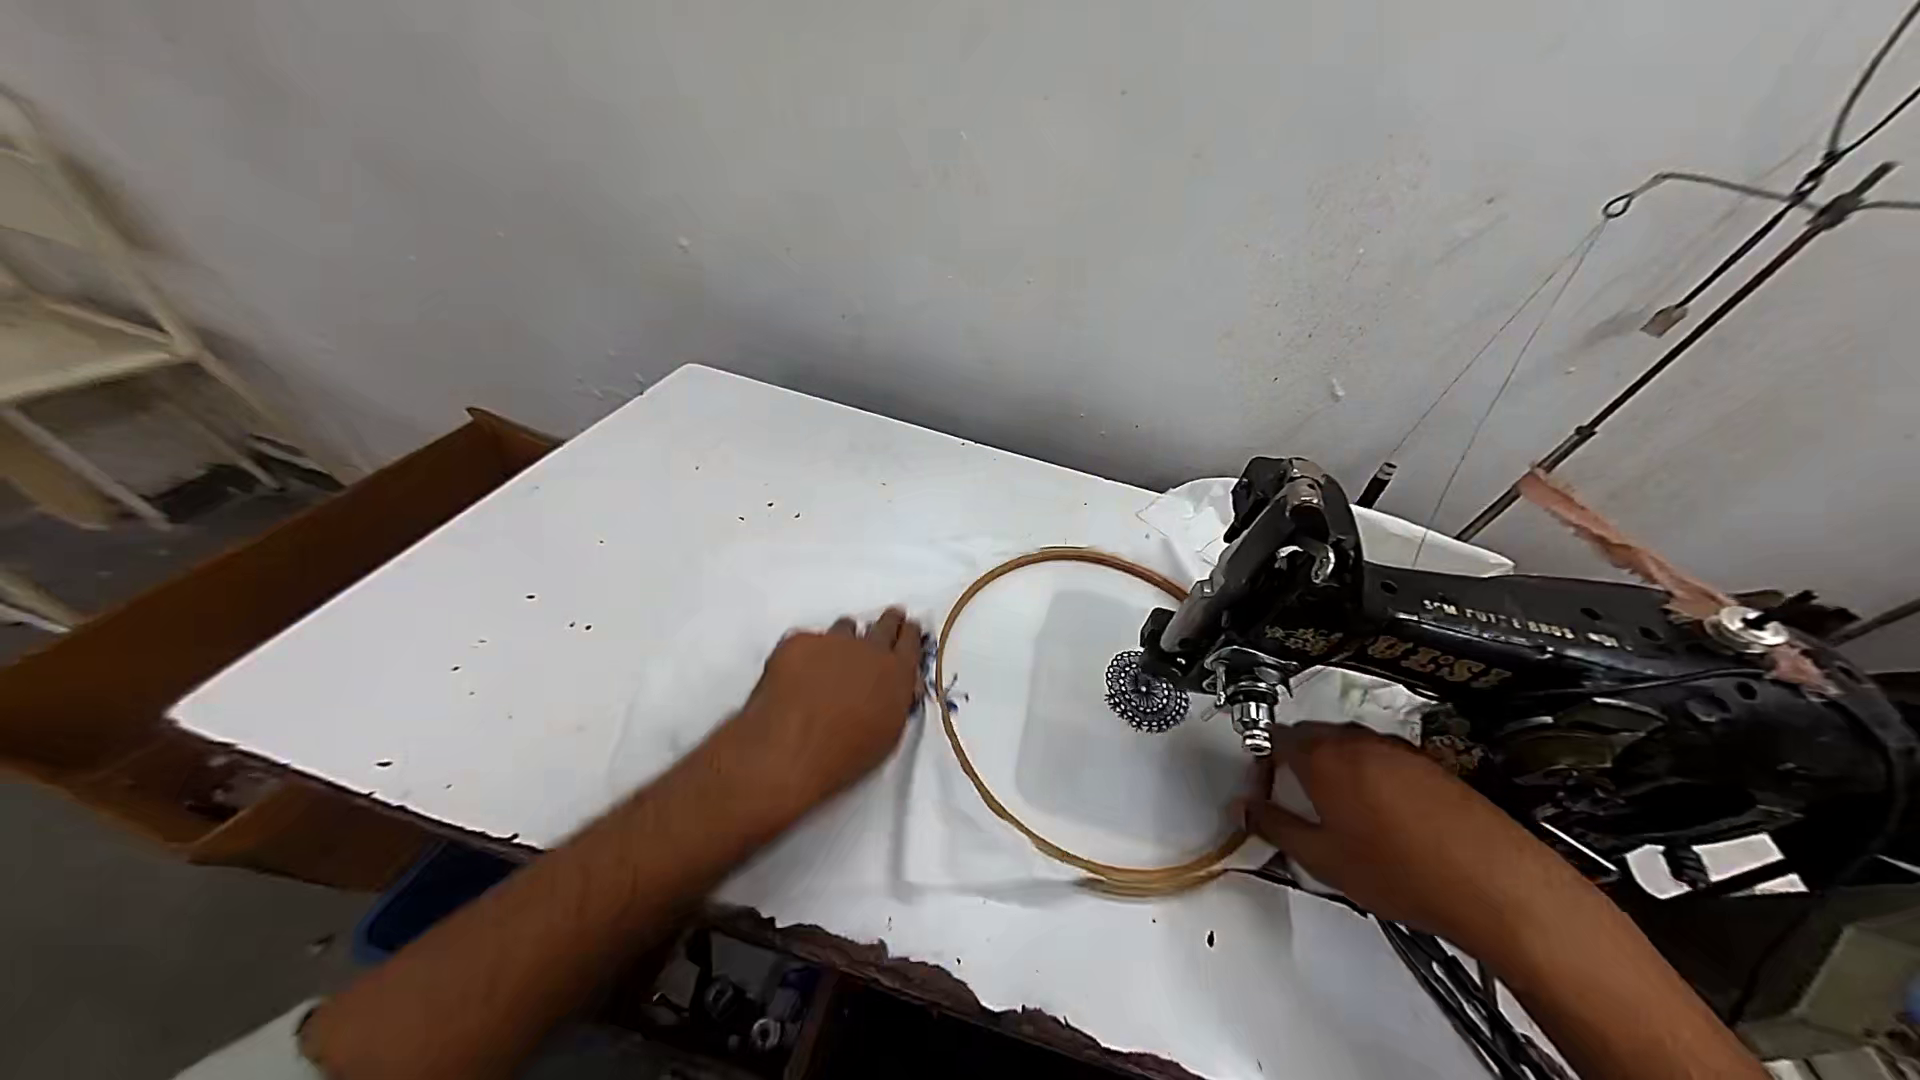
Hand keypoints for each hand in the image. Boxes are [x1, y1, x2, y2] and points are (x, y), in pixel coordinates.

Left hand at [714, 607, 923, 814]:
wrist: (792, 750)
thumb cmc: (846, 754)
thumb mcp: (888, 731)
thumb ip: (896, 698)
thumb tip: (898, 685)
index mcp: (896, 672)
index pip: (910, 641)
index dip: (909, 633)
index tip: (908, 628)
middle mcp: (869, 648)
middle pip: (883, 624)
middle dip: (887, 623)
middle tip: (886, 623)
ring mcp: (832, 641)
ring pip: (844, 628)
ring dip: (844, 639)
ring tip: (835, 655)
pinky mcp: (798, 641)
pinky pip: (807, 640)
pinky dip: (806, 653)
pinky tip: (796, 674)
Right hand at [1245, 723, 1589, 952]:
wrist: (1497, 887)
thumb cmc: (1412, 872)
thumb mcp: (1321, 859)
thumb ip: (1274, 826)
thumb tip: (1250, 812)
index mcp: (1322, 756)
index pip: (1274, 737)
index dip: (1262, 760)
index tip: (1263, 783)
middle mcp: (1357, 743)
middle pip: (1309, 737)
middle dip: (1296, 764)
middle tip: (1295, 801)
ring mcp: (1397, 750)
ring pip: (1348, 747)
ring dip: (1335, 770)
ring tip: (1342, 818)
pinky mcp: (1429, 765)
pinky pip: (1384, 760)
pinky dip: (1372, 779)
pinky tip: (1383, 822)